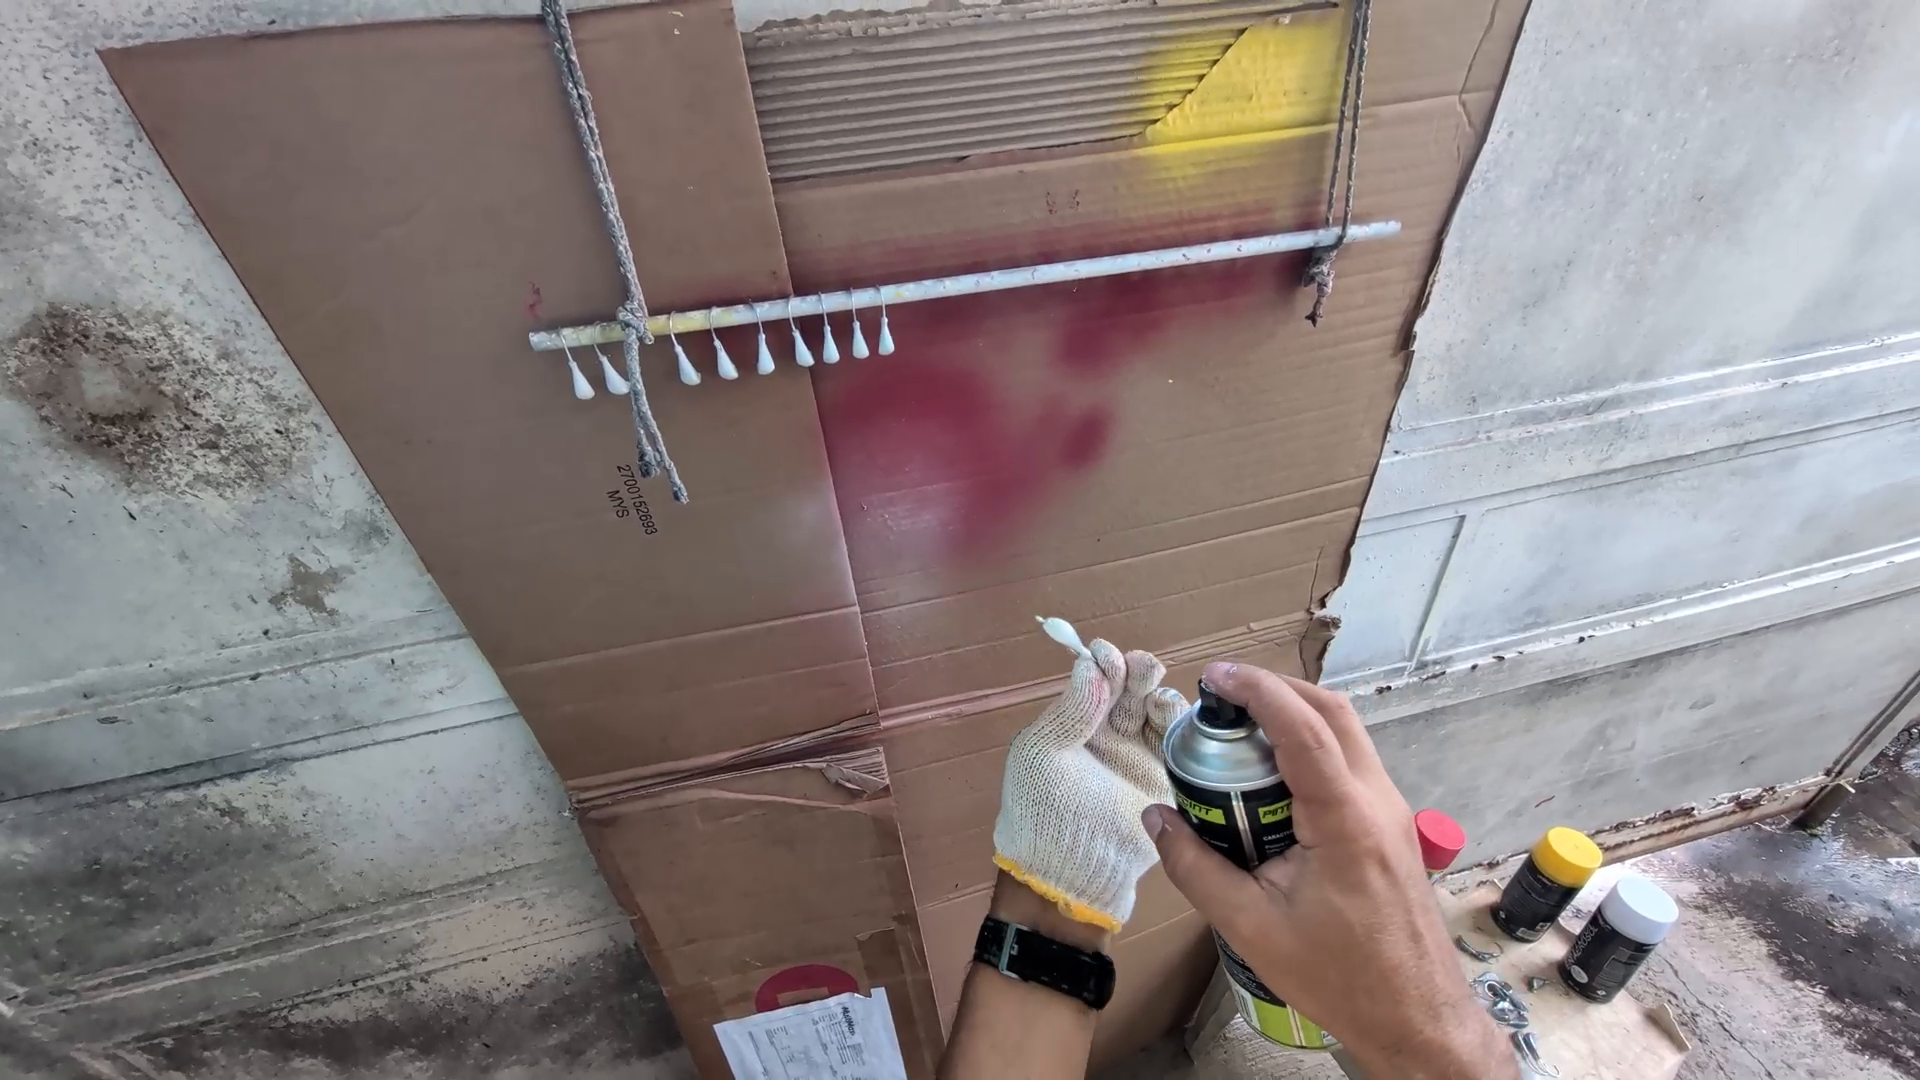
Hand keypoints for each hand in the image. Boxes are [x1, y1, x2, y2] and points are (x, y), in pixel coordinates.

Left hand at [992, 639, 1186, 930]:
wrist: (1066, 874)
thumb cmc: (1040, 809)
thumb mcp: (1039, 754)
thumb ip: (1068, 711)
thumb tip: (1089, 664)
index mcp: (1078, 721)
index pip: (1099, 679)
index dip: (1106, 662)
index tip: (1107, 655)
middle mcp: (1111, 733)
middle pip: (1134, 689)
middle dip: (1139, 671)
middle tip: (1141, 667)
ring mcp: (1141, 756)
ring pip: (1161, 712)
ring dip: (1161, 695)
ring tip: (1154, 698)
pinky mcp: (1167, 783)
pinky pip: (1181, 747)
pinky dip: (1180, 726)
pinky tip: (1173, 720)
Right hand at [1141, 662, 1515, 1079]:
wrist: (1421, 1023)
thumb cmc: (1340, 978)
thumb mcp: (1250, 928)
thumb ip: (1195, 867)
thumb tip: (1154, 817)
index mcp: (1346, 821)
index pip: (1303, 729)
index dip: (1256, 690)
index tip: (1213, 677)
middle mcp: (1376, 801)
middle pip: (1332, 711)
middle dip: (1275, 687)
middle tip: (1223, 693)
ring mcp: (1390, 809)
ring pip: (1345, 729)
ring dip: (1293, 710)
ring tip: (1239, 722)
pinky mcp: (1389, 823)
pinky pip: (1348, 757)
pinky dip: (1308, 739)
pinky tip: (1270, 768)